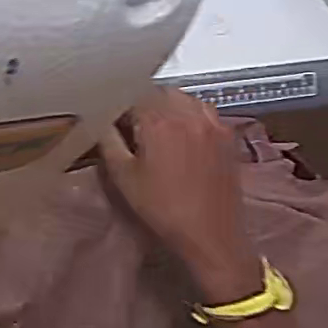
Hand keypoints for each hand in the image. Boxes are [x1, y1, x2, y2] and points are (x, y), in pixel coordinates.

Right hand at [98, 88, 259, 300]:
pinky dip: (187, 114)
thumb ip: (108, 140)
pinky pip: (202, 110)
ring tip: (154, 128)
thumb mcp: (122, 175)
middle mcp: (189, 113)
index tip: (109, 122)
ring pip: (182, 97)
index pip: (132, 95)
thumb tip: (100, 121)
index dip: (117, 106)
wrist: (210, 235)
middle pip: (158, 92)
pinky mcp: (226, 134)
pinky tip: (179, 134)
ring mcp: (212, 122)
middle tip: (129, 125)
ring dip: (165, 105)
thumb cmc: (161, 207)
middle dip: (141, 103)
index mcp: (160, 121)